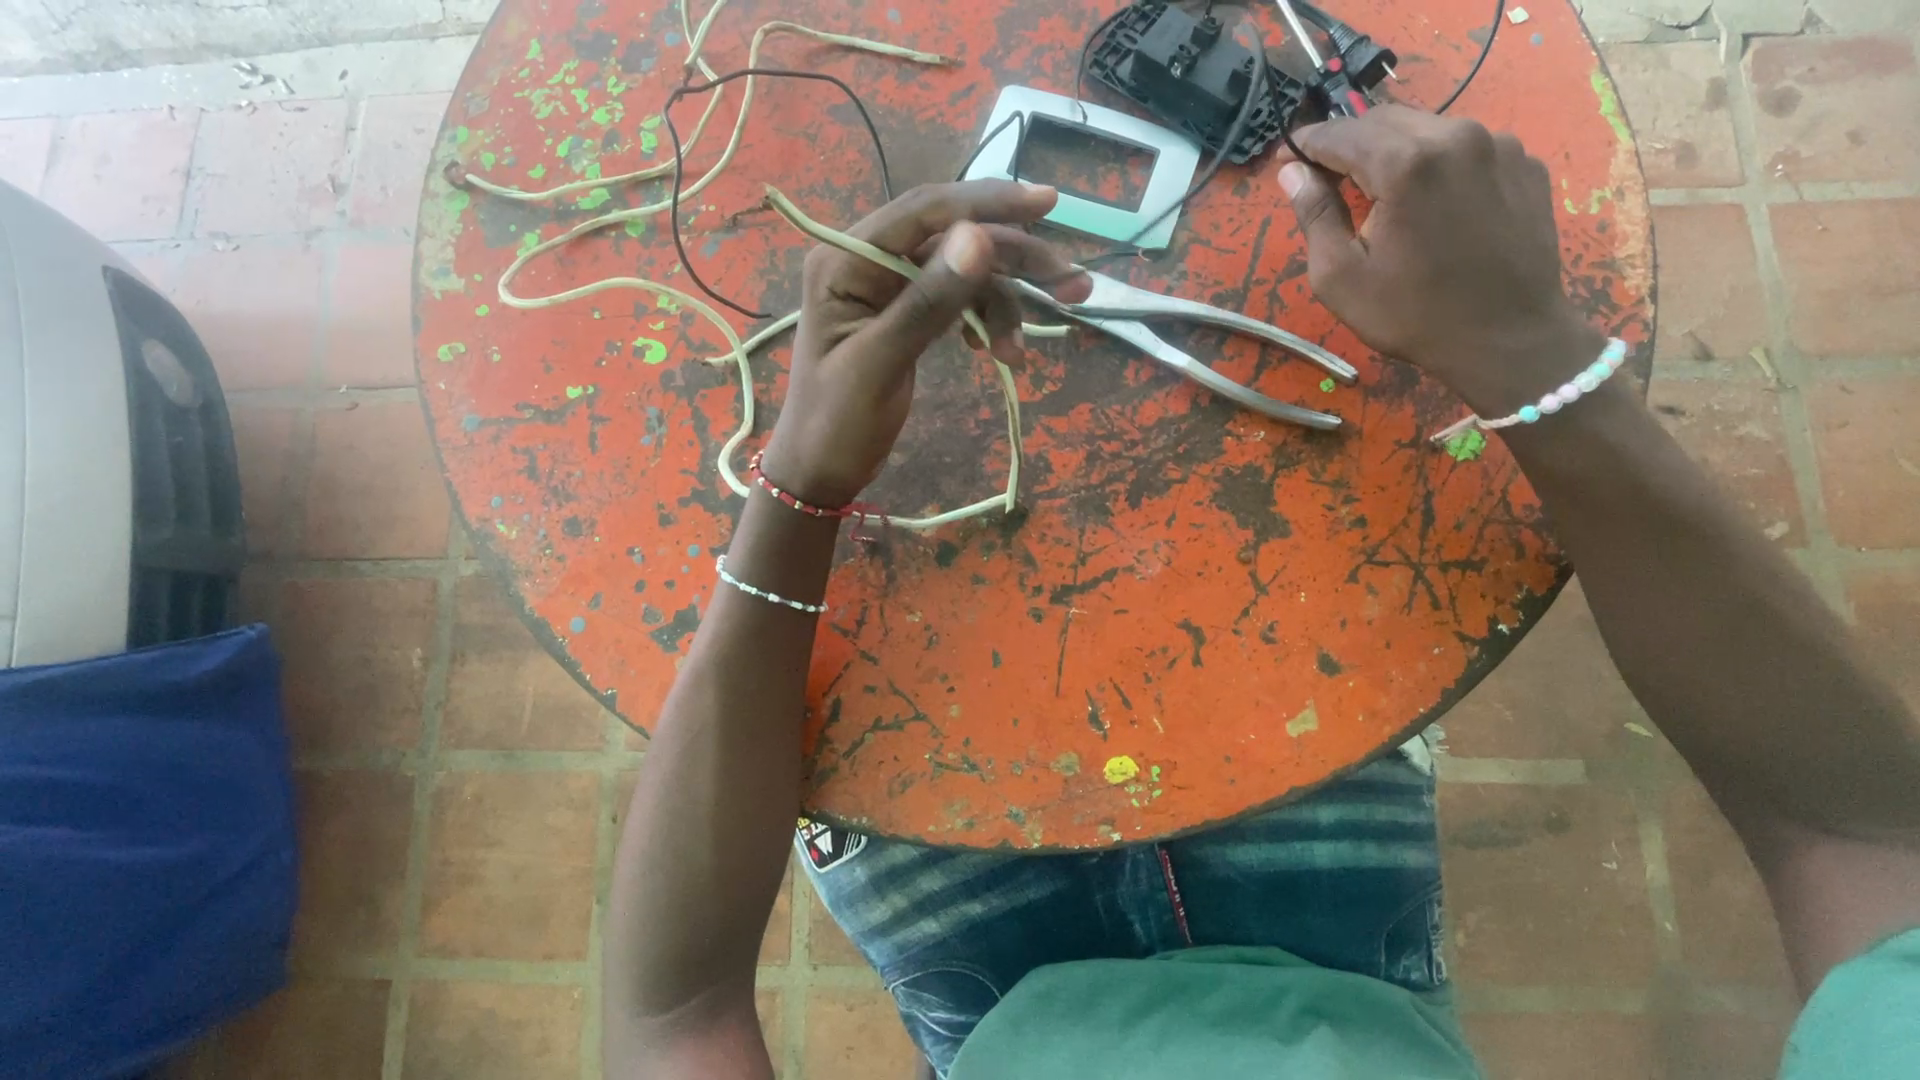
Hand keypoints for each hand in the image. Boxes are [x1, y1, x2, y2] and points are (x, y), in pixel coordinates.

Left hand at [760, 181, 1090, 506]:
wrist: (819, 472)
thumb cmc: (835, 424)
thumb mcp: (879, 364)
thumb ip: (927, 302)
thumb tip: (978, 238)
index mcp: (846, 260)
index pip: (925, 211)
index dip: (988, 203)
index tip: (1048, 203)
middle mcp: (868, 261)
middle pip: (955, 239)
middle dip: (1015, 259)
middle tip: (1074, 285)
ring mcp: (889, 288)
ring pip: (966, 273)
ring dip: (1005, 304)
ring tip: (1020, 353)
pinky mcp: (907, 314)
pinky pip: (959, 301)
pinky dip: (986, 321)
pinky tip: (997, 351)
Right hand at [1277, 105, 1603, 413]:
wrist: (1508, 338)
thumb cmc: (1411, 315)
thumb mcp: (1341, 277)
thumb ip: (1314, 215)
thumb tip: (1291, 173)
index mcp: (1404, 164)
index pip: (1340, 134)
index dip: (1305, 144)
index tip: (1284, 158)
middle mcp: (1455, 135)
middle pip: (1384, 120)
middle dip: (1348, 142)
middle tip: (1325, 175)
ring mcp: (1498, 144)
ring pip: (1427, 127)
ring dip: (1393, 150)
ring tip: (1379, 190)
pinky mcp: (1524, 161)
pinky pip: (1466, 147)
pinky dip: (1437, 162)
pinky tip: (1430, 202)